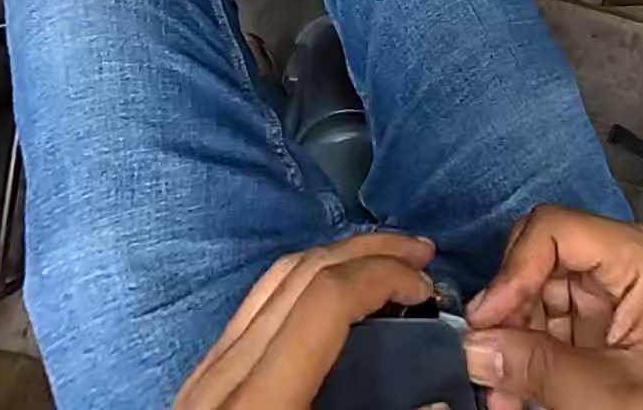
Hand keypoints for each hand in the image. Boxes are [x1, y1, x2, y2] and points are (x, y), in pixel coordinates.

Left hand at [175, 233, 436, 409]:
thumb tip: (441, 403)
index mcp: (257, 408)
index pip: (324, 302)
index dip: (382, 277)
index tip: (426, 288)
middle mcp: (225, 375)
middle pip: (303, 271)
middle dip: (370, 249)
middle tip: (421, 252)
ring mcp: (207, 370)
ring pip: (279, 275)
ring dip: (341, 254)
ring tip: (387, 257)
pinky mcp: (202, 377)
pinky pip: (261, 299)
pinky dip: (309, 276)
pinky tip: (335, 288)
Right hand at [464, 205, 642, 409]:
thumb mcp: (608, 398)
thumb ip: (537, 368)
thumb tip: (472, 347)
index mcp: (635, 255)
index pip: (554, 229)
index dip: (514, 268)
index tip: (485, 319)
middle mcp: (621, 258)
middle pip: (542, 255)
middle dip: (510, 305)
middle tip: (485, 353)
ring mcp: (611, 289)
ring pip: (539, 290)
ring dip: (513, 337)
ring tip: (498, 392)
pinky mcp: (603, 321)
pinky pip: (551, 321)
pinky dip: (529, 352)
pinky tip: (514, 393)